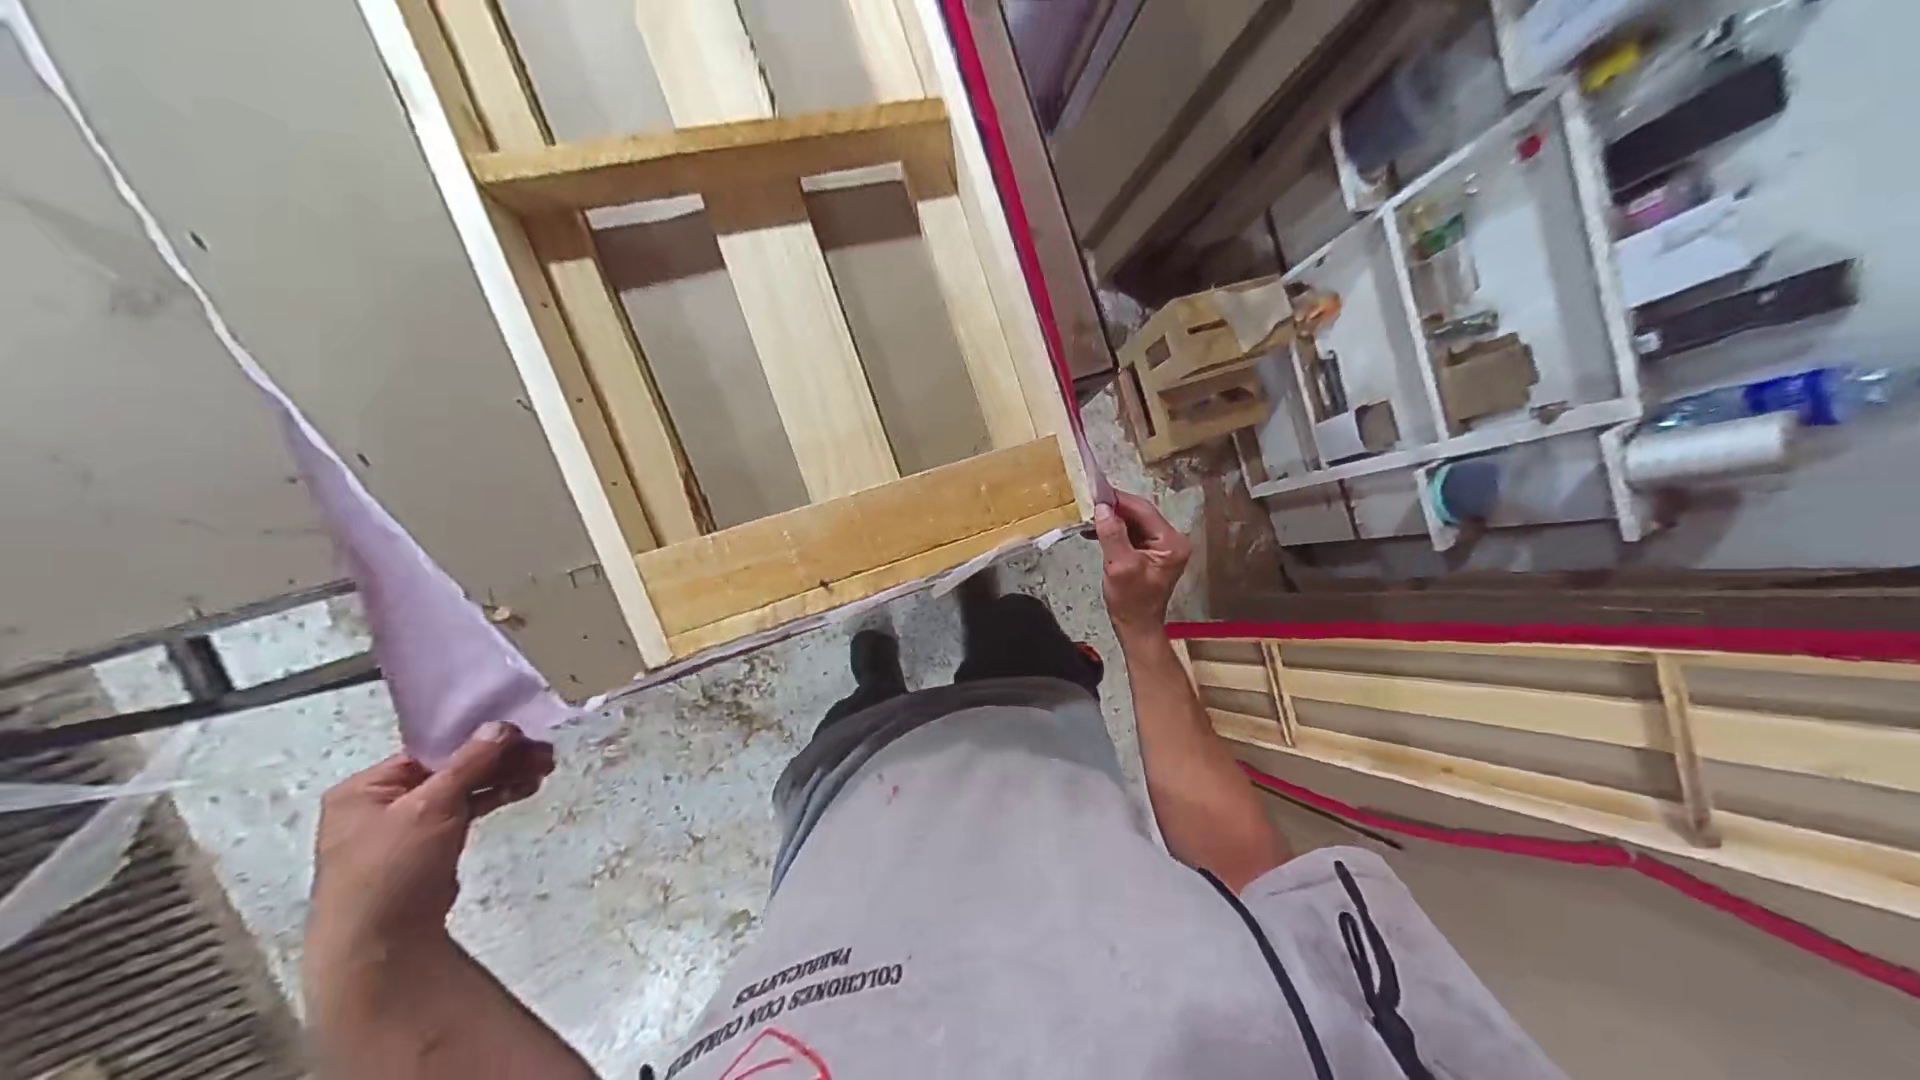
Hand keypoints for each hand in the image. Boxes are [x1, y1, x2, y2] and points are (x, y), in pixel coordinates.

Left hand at [306, 722, 553, 962]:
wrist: (382, 946)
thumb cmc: (393, 868)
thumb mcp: (432, 806)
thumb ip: (469, 762)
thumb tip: (501, 725)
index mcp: (366, 787)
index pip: (431, 748)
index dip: (477, 739)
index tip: (522, 733)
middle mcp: (383, 801)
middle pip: (452, 767)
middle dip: (499, 759)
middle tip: (544, 753)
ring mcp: (407, 825)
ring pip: (464, 788)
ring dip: (503, 776)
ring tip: (545, 768)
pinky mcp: (430, 845)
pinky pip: (466, 809)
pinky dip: (494, 797)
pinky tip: (525, 788)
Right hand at [1093, 491, 1190, 638]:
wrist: (1136, 627)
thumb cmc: (1130, 601)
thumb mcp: (1120, 566)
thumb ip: (1112, 534)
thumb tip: (1102, 508)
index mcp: (1171, 543)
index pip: (1143, 511)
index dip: (1119, 500)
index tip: (1095, 491)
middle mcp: (1171, 540)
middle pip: (1140, 514)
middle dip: (1114, 508)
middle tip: (1089, 501)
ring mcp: (1161, 547)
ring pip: (1134, 523)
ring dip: (1112, 519)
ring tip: (1089, 516)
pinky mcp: (1150, 553)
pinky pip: (1131, 534)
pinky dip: (1114, 530)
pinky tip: (1096, 530)